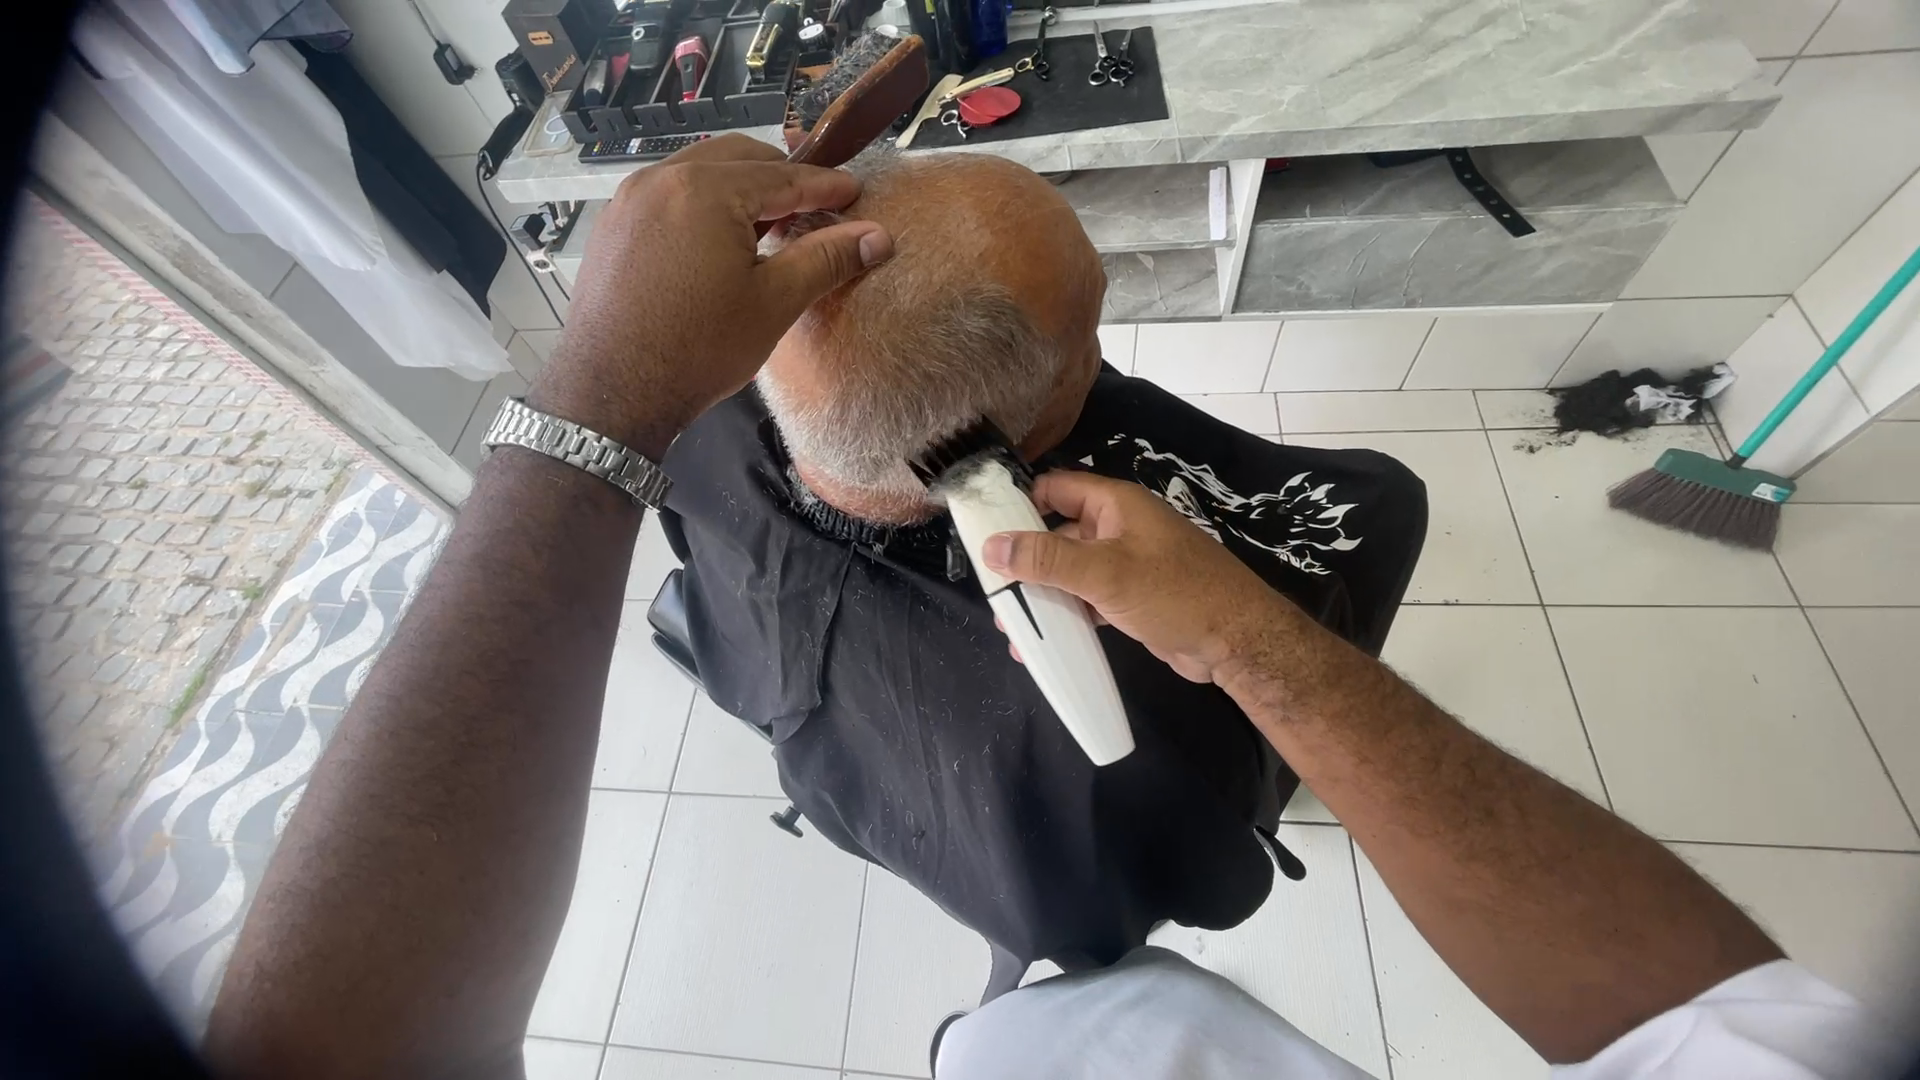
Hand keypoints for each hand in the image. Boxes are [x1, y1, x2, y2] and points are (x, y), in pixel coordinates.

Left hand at [529, 135, 892, 459]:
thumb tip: (880, 237)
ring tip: (771, 229)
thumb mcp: (774, 303)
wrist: (614, 391)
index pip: (783, 176)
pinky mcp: (614, 227)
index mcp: (705, 189)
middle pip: (738, 158)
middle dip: (782, 179)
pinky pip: (671, 197)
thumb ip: (826, 259)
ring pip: (701, 174)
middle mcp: (662, 178)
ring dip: (742, 191)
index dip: (825, 186)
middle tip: (815, 210)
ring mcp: (630, 199)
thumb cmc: (701, 348)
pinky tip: (721, 246)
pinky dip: (706, 207)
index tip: (855, 194)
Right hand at [981, 470, 1298, 684]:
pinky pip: (1087, 600)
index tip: (984, 527)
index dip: (1019, 503)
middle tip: (992, 590)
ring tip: (1010, 624)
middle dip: (1025, 561)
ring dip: (1043, 594)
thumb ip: (1047, 558)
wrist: (1238, 643)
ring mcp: (1125, 565)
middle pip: (1058, 534)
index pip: (1055, 489)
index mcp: (1114, 505)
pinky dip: (1066, 615)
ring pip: (1071, 572)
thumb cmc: (1174, 593)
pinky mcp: (1131, 599)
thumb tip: (991, 546)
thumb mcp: (1105, 572)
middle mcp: (1117, 528)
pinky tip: (1043, 642)